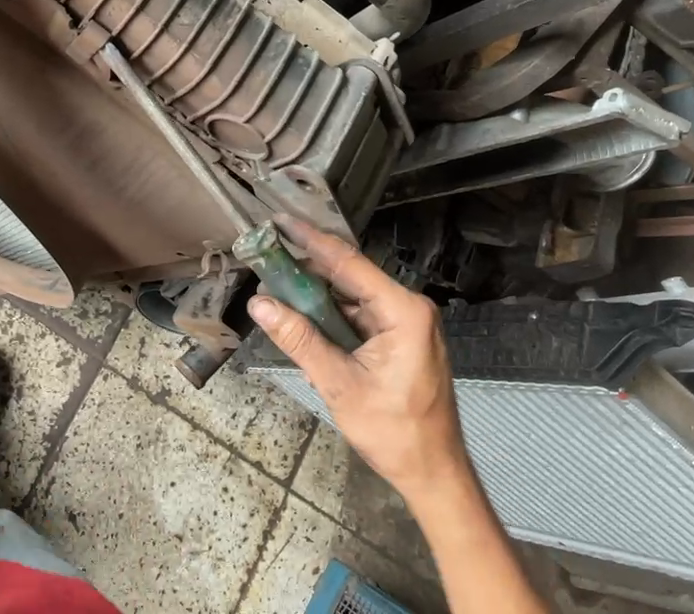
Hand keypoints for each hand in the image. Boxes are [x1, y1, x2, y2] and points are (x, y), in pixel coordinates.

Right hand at [248, 218, 468, 504]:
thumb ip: (300, 339)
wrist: (433, 474)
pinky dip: (329, 312)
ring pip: (351, 295)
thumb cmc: (393, 431)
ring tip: (274, 279)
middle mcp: (408, 308)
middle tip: (266, 253)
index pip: (349, 263)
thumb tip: (259, 304)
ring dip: (315, 291)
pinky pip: (358, 314)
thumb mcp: (339, 384)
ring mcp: (405, 323)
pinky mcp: (398, 338)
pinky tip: (300, 310)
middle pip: (349, 275)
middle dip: (307, 265)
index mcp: (403, 311)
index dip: (311, 240)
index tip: (280, 220)